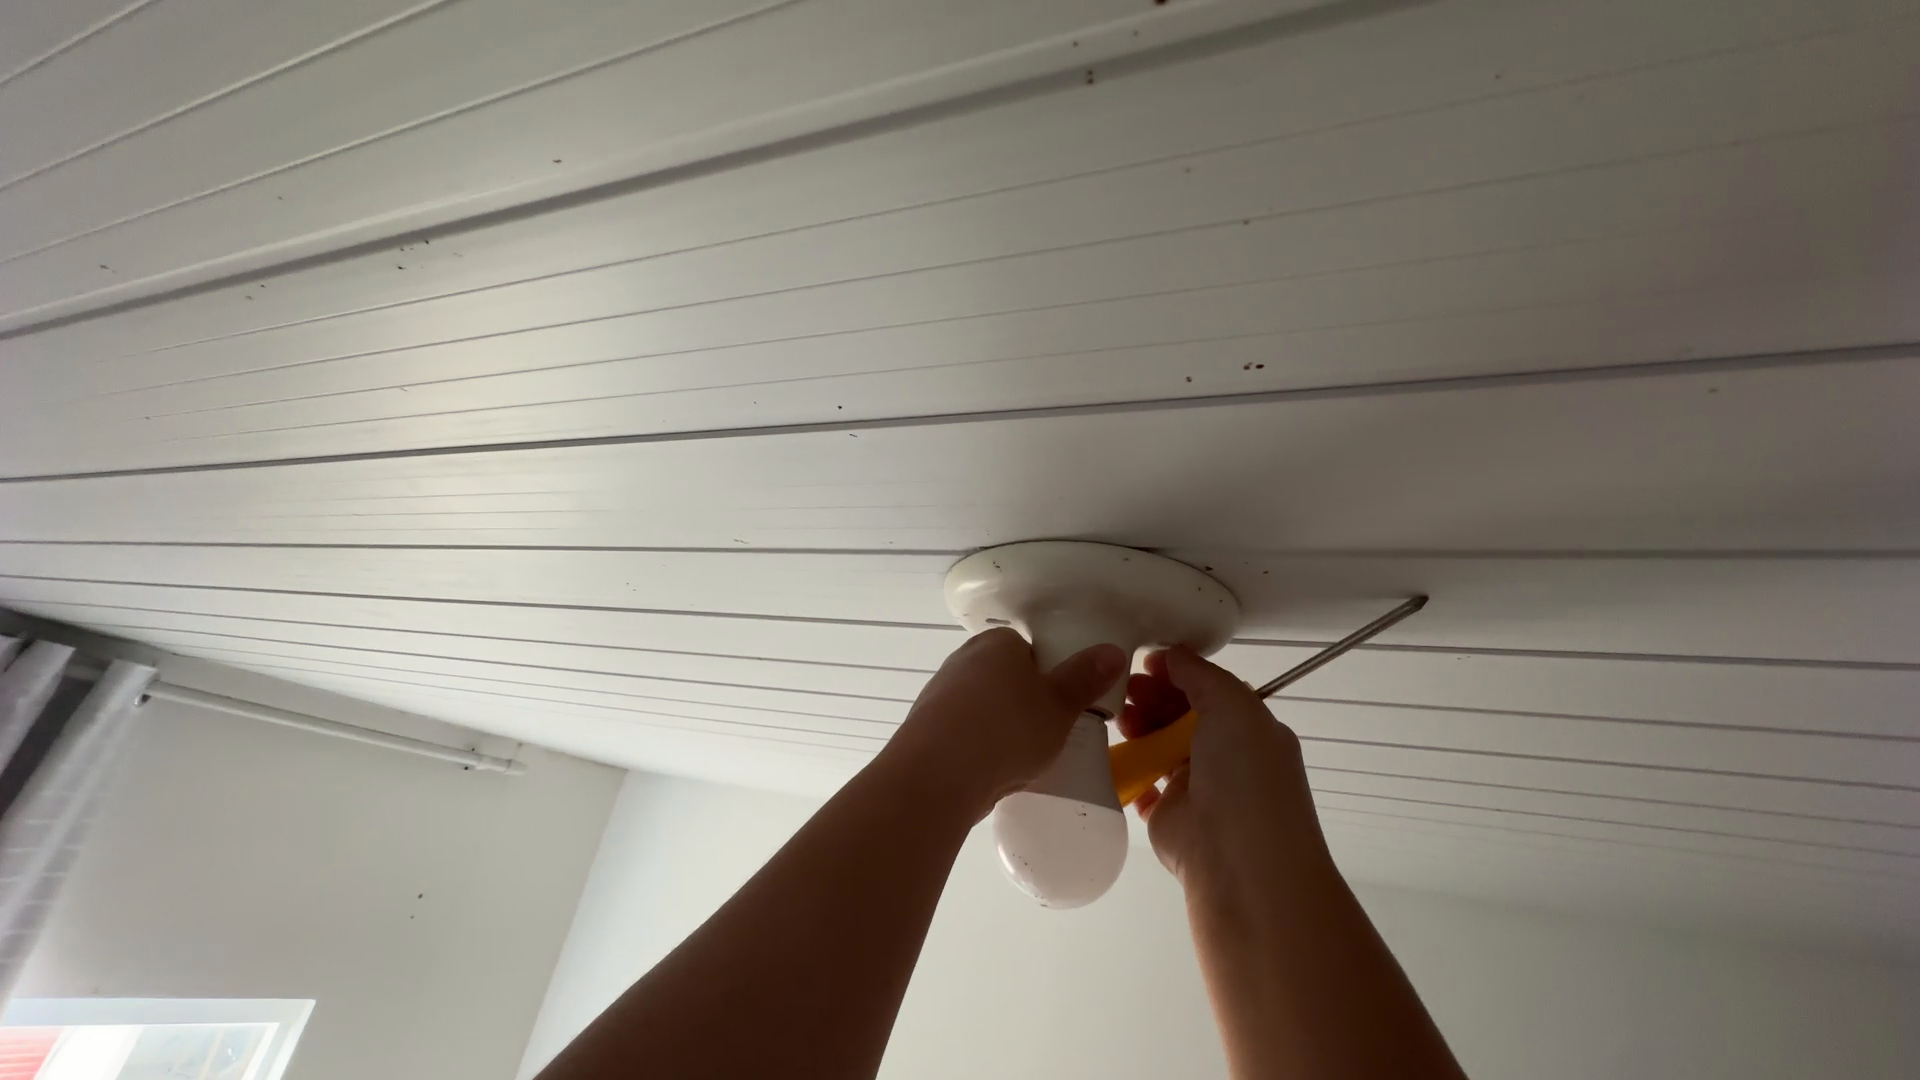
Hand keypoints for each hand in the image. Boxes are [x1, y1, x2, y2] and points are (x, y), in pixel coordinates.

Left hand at [881, 628, 1125, 821]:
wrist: (938, 774)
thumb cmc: (1008, 729)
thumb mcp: (1060, 706)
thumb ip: (1085, 678)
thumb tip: (1113, 650)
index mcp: (997, 643)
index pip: (1029, 650)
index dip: (1049, 677)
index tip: (1063, 706)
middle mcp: (963, 659)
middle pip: (1005, 679)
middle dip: (1024, 704)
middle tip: (1048, 734)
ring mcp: (939, 693)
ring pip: (983, 708)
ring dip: (1000, 728)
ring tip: (1021, 760)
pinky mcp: (925, 728)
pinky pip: (963, 734)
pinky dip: (978, 748)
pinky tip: (991, 772)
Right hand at [1119, 648, 1332, 890]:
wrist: (1239, 862)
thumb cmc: (1244, 775)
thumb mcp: (1234, 706)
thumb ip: (1201, 674)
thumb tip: (1172, 654)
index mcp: (1249, 731)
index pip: (1208, 691)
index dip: (1177, 674)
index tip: (1144, 663)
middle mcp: (1225, 757)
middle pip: (1180, 716)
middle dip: (1151, 697)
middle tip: (1121, 688)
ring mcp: (1196, 788)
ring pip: (1159, 746)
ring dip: (1137, 727)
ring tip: (1115, 718)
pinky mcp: (1167, 816)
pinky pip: (1141, 784)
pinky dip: (1126, 768)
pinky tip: (1109, 750)